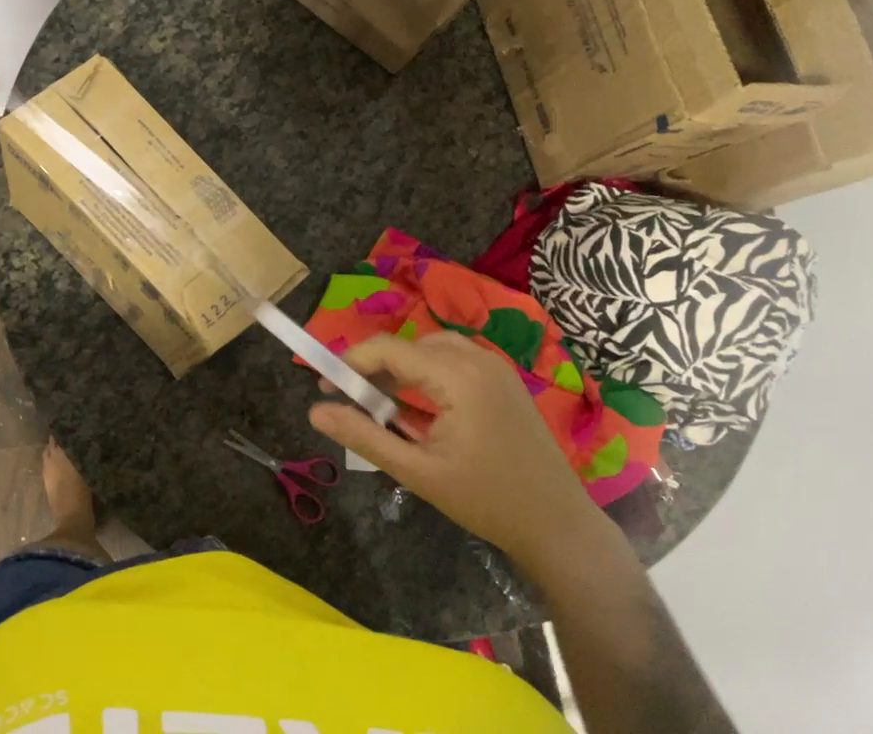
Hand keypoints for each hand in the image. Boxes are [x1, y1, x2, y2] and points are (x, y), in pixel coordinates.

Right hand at [308, 333, 605, 569]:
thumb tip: (315, 412)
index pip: (389, 349)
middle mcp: (479, 360)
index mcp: (459, 377)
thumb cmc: (486, 500)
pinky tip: (417, 411)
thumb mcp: (416, 471)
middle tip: (351, 402)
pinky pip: (454, 362)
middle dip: (375, 368)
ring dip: (401, 371)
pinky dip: (427, 376)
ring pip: (431, 351)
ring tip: (380, 406)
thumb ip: (364, 436)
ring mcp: (497, 369)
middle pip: (409, 346)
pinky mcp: (505, 382)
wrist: (557, 525)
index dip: (350, 363)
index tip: (325, 388)